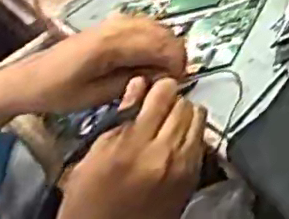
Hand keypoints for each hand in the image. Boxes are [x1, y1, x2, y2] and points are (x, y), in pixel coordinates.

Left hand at [5, 16, 186, 114]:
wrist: (26, 80)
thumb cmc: (55, 93)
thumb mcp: (92, 97)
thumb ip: (130, 83)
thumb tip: (160, 77)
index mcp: (115, 43)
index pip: (162, 46)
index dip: (176, 63)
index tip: (178, 82)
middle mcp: (122, 24)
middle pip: (165, 33)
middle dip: (175, 55)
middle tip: (173, 78)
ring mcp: (120, 20)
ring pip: (160, 27)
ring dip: (167, 47)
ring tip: (162, 70)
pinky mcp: (117, 21)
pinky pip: (149, 26)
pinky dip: (157, 40)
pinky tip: (150, 57)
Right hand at [59, 77, 204, 218]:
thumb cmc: (86, 205)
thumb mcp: (88, 165)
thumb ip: (118, 120)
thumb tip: (140, 83)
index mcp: (130, 148)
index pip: (163, 93)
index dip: (158, 87)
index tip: (151, 93)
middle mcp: (162, 152)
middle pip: (183, 102)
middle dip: (170, 102)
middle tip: (156, 113)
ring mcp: (182, 163)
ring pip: (198, 114)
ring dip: (184, 115)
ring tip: (167, 127)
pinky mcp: (194, 173)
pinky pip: (202, 137)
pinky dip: (191, 133)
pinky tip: (175, 143)